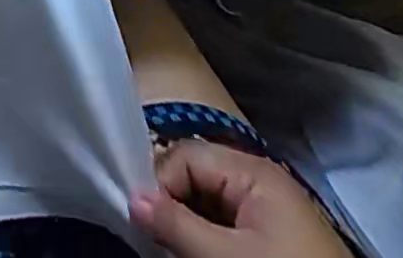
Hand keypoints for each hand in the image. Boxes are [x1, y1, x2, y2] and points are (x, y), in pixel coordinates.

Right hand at [130, 140, 348, 257]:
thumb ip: (179, 227)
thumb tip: (132, 197)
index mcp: (251, 170)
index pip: (187, 155)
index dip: (159, 183)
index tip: (139, 222)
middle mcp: (257, 178)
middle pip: (196, 174)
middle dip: (171, 203)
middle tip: (152, 241)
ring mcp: (265, 208)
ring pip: (207, 201)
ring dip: (186, 223)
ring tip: (170, 249)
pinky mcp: (270, 237)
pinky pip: (224, 222)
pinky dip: (205, 237)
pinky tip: (194, 252)